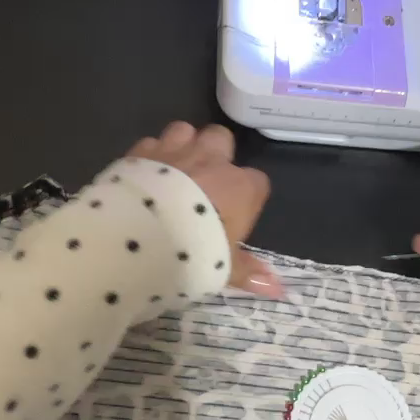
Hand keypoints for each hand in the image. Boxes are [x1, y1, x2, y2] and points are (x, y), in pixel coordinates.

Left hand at [127, 121, 284, 298]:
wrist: (140, 236)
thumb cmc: (194, 253)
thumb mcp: (224, 269)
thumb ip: (249, 272)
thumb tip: (279, 290)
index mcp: (240, 187)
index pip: (257, 182)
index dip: (248, 197)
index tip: (236, 215)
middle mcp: (211, 160)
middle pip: (221, 138)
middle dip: (216, 152)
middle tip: (205, 180)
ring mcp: (174, 151)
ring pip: (184, 130)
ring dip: (183, 145)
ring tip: (174, 169)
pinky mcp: (140, 152)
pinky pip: (151, 142)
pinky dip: (150, 154)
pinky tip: (145, 173)